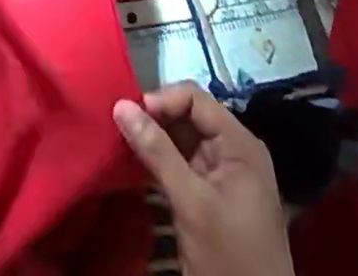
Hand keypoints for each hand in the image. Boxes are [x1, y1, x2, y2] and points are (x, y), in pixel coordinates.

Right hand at [114, 84, 293, 275]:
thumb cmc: (230, 257)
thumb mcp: (191, 202)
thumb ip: (157, 152)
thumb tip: (121, 105)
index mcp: (239, 144)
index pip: (195, 99)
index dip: (161, 100)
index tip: (128, 115)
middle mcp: (231, 150)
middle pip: (187, 115)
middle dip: (153, 118)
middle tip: (118, 128)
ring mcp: (220, 172)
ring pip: (180, 138)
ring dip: (152, 138)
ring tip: (120, 141)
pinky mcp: (208, 193)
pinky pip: (179, 162)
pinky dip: (157, 159)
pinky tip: (133, 162)